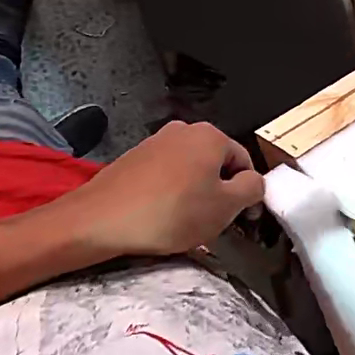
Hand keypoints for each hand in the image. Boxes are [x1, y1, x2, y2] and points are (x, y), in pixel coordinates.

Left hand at [58, 121, 262, 256]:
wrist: (102, 219)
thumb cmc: (170, 212)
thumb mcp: (225, 207)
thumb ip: (252, 189)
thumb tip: (253, 181)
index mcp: (211, 135)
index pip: (245, 164)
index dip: (248, 195)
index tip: (242, 222)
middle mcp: (184, 130)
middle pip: (216, 165)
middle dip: (219, 194)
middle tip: (212, 224)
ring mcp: (156, 141)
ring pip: (191, 171)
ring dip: (195, 195)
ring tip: (183, 224)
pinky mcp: (135, 158)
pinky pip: (166, 176)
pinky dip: (170, 194)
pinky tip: (161, 216)